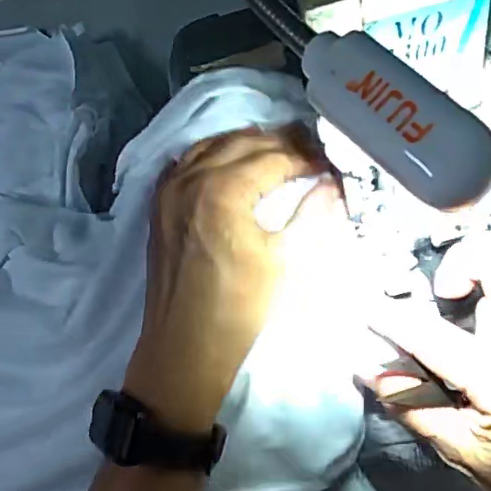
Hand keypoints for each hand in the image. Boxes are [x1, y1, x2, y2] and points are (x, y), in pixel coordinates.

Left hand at [125, 127, 340, 434]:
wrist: (186, 348)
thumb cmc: (239, 309)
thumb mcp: (282, 260)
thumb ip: (308, 214)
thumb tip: (332, 184)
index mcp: (223, 190)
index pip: (274, 158)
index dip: (307, 158)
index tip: (330, 163)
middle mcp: (191, 178)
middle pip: (243, 143)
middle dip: (281, 143)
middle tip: (312, 152)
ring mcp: (169, 190)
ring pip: (212, 145)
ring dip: (247, 144)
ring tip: (278, 152)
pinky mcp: (159, 205)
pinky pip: (187, 162)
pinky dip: (213, 155)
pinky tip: (232, 164)